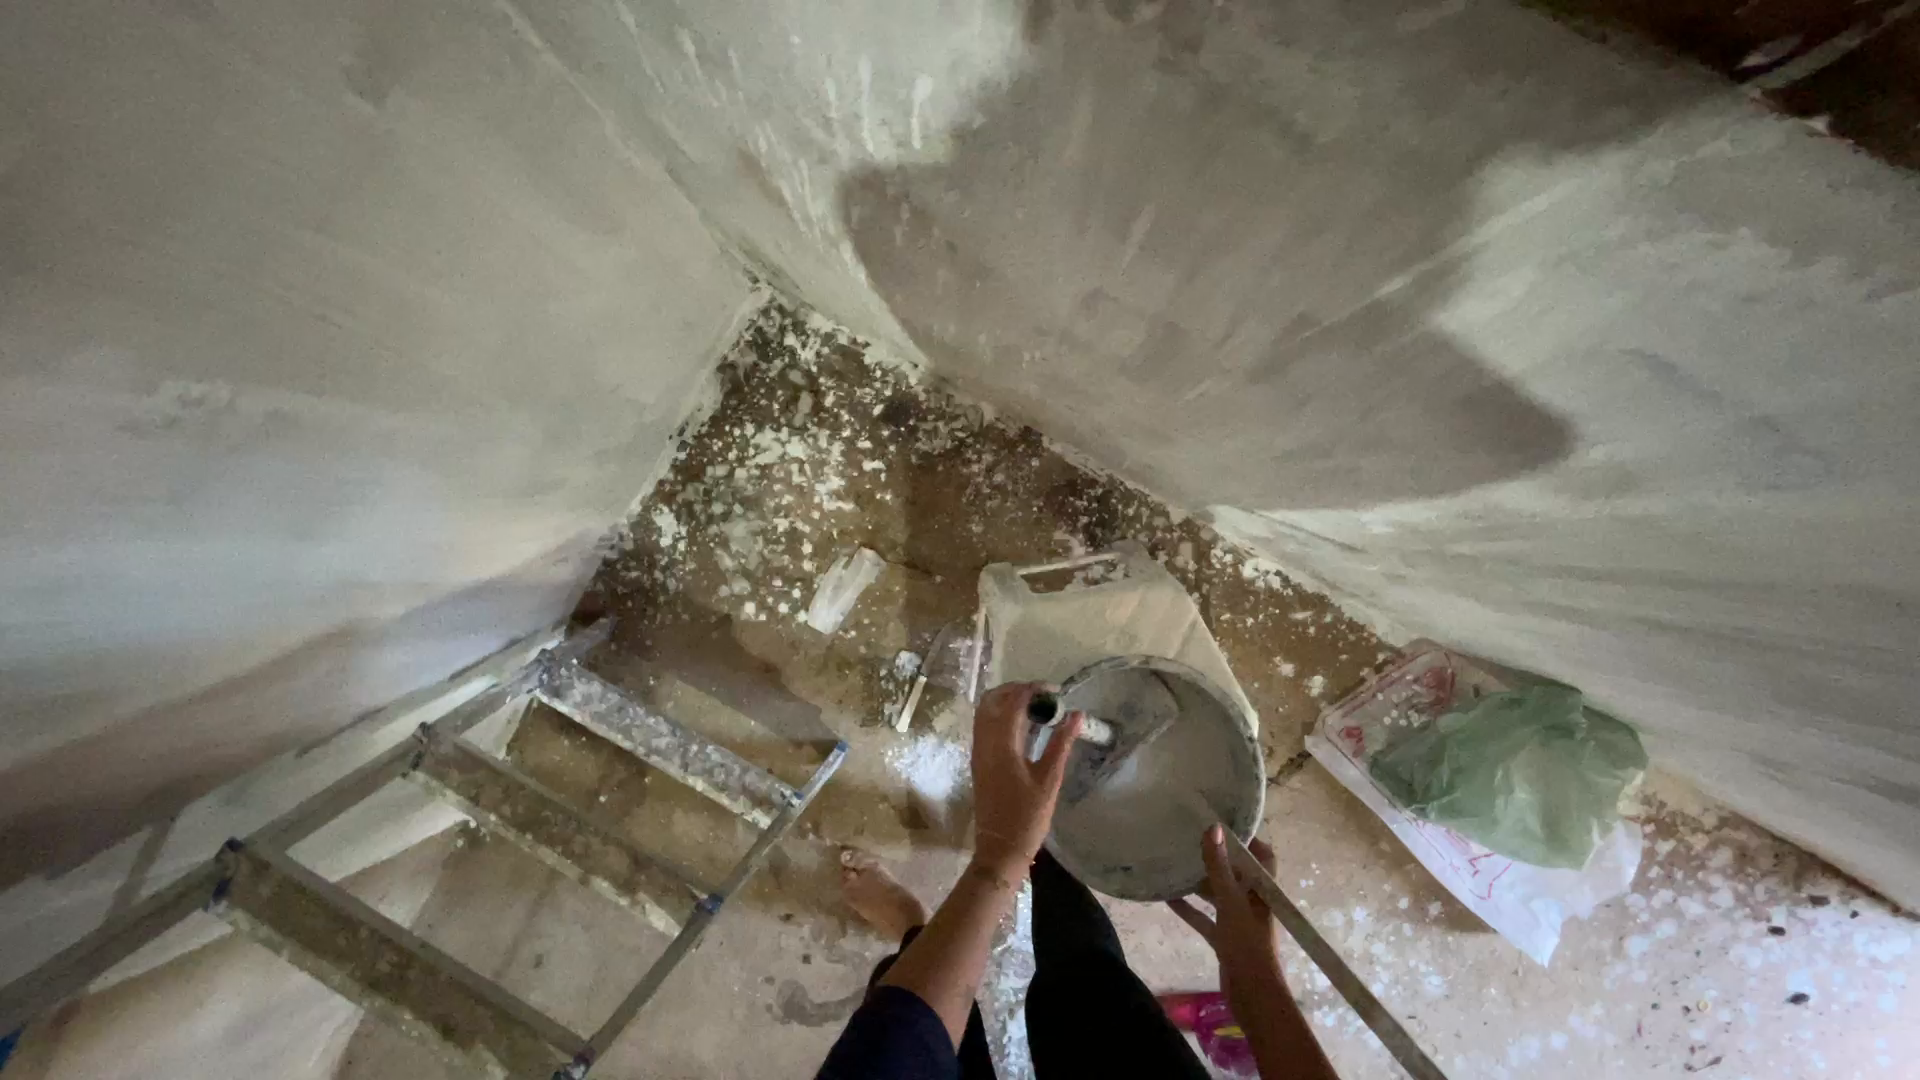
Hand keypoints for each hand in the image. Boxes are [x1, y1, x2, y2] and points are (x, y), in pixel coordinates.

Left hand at [969, 682, 1081, 879]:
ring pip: (986, 712)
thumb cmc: (1027, 817)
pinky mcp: (979, 760)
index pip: (1012, 702)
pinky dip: (1002, 716)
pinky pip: (986, 726)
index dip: (1032, 690)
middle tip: (1043, 696)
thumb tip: (1075, 715)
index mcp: (1000, 745)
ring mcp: (978, 751)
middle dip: (1015, 690)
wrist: (1000, 849)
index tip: (1054, 690)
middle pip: (992, 700)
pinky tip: (1025, 726)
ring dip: (1007, 702)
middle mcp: (983, 742)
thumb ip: (1061, 743)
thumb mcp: (1050, 779)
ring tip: (1036, 708)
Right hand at [1167, 826, 1285, 1022]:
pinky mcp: (1223, 938)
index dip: (1247, 839)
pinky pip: (1203, 917)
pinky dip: (1188, 907)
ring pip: (1216, 893)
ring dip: (1198, 881)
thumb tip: (1212, 827)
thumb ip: (1219, 866)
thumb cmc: (1247, 944)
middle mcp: (1251, 901)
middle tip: (1189, 836)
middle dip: (1215, 856)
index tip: (1222, 821)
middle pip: (1234, 872)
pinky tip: (1166, 896)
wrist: (1252, 996)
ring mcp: (1237, 920)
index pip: (1261, 855)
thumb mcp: (1230, 901)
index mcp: (1262, 890)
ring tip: (1174, 861)